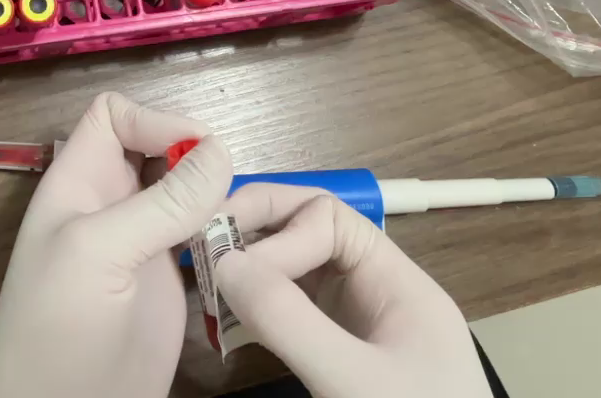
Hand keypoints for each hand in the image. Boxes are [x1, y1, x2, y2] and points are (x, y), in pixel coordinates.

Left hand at [0, 93, 232, 397]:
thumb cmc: (58, 326)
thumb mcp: (98, 252)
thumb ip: (159, 202)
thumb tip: (220, 148)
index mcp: (79, 181)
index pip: (114, 117)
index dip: (153, 120)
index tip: (196, 150)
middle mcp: (109, 202)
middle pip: (151, 147)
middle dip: (188, 151)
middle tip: (225, 181)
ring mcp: (138, 240)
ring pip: (178, 189)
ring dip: (208, 190)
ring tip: (235, 211)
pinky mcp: (165, 278)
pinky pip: (195, 232)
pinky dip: (219, 228)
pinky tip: (237, 242)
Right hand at [212, 184, 489, 397]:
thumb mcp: (355, 383)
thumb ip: (291, 320)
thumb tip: (223, 262)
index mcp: (397, 282)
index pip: (326, 218)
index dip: (277, 230)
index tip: (237, 265)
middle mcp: (376, 291)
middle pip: (307, 233)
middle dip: (254, 236)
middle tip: (203, 248)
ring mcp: (357, 325)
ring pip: (294, 271)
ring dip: (249, 272)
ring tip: (208, 283)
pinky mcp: (339, 357)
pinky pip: (291, 312)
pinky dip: (257, 310)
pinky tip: (229, 322)